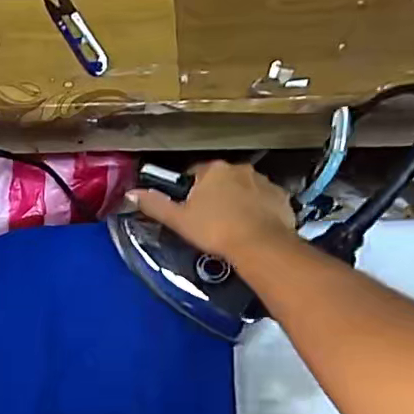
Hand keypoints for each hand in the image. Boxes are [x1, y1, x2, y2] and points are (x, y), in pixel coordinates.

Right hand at [125, 161, 298, 260]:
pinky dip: (258, 209)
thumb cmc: (215, 230)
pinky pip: (265, 200)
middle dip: (215, 193)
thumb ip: (155, 204)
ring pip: (244, 188)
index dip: (189, 189)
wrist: (260, 245)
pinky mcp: (282, 197)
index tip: (188, 207)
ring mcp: (264, 181)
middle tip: (208, 219)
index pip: (195, 172)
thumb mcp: (179, 220)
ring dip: (238, 200)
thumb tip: (131, 193)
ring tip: (231, 225)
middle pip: (221, 179)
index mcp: (213, 170)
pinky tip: (252, 227)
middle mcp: (240, 169)